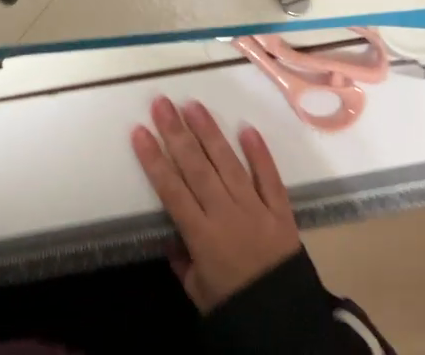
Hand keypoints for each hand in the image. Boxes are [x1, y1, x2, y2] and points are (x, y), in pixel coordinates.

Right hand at [130, 97, 300, 312]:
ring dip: (210, 133)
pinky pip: (270, 178)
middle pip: (197, 167)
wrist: (285, 322)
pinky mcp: (281, 211)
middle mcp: (226, 214)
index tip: (139, 131)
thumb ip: (181, 258)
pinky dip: (259, 153)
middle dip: (177, 133)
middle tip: (162, 103)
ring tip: (193, 105)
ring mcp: (255, 209)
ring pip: (229, 164)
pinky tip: (246, 129)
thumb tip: (167, 233)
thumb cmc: (234, 306)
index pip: (171, 189)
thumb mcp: (197, 289)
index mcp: (201, 236)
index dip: (153, 159)